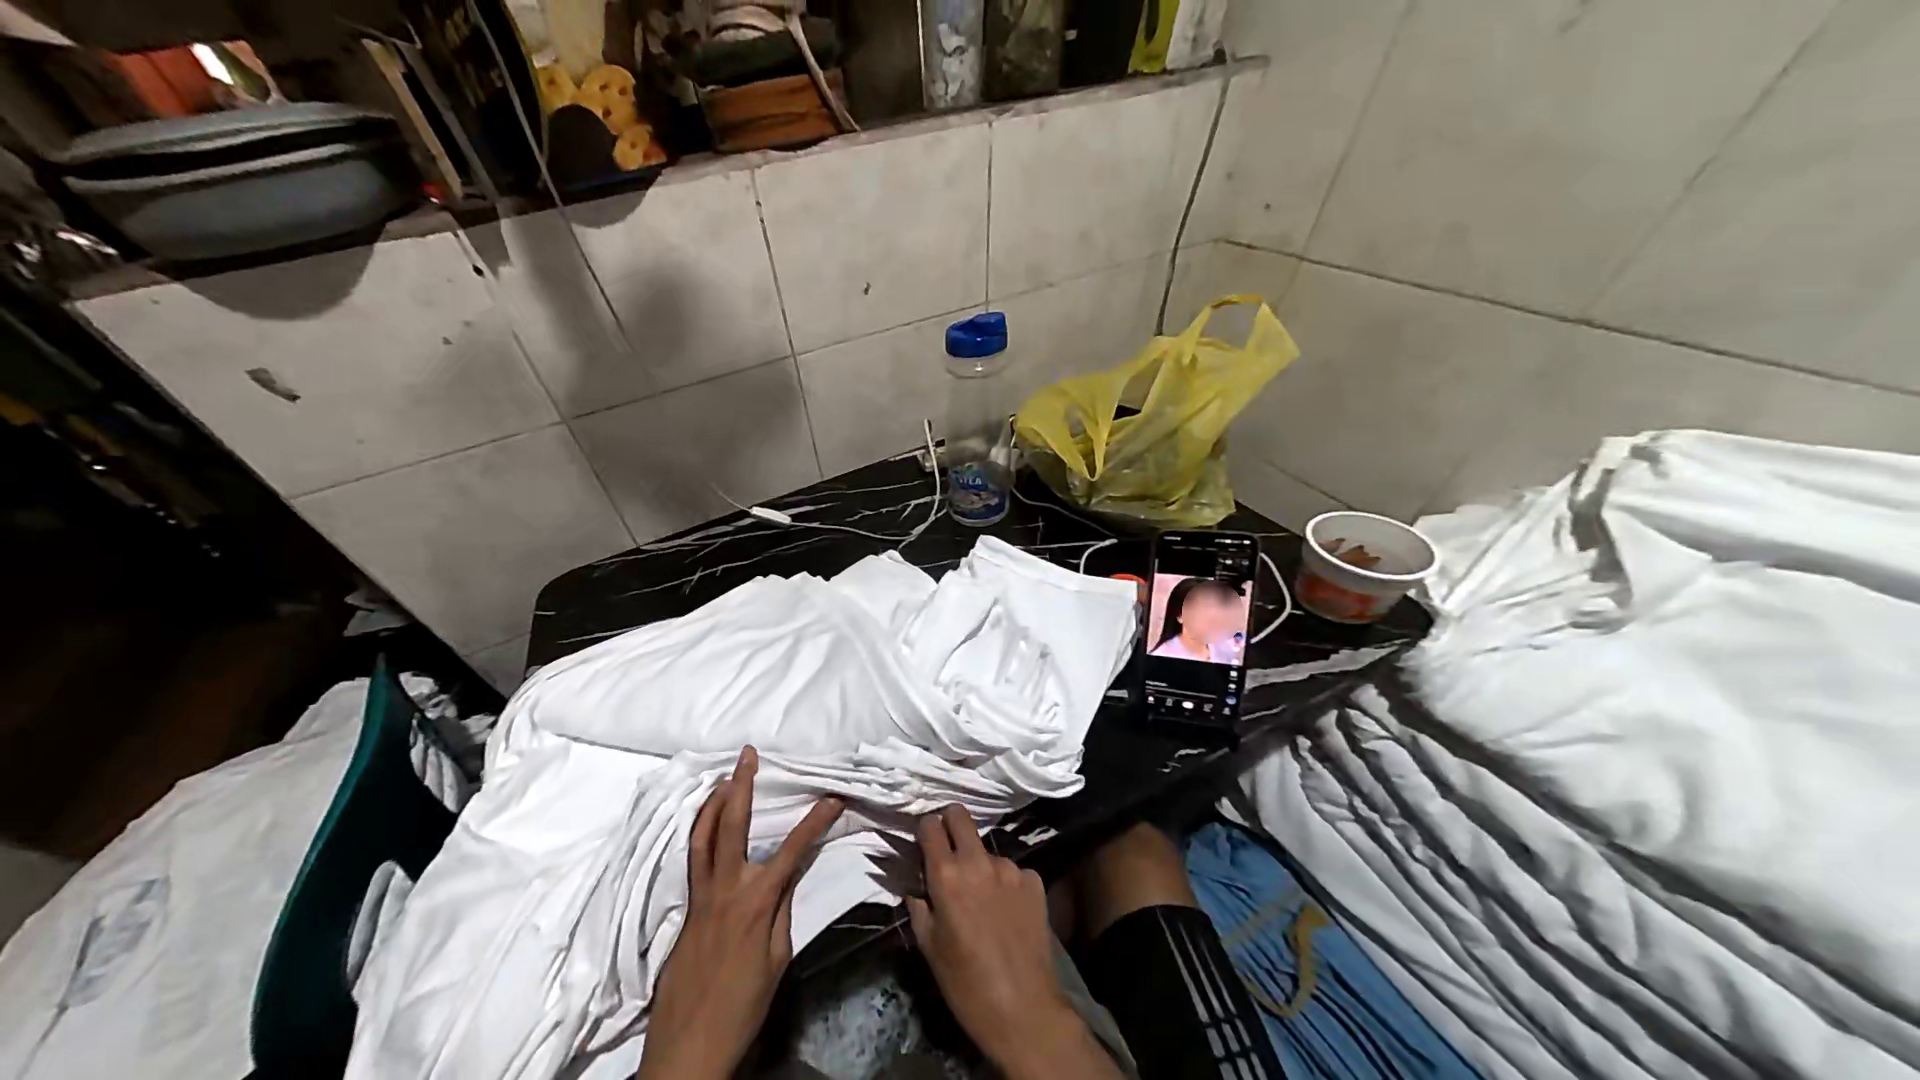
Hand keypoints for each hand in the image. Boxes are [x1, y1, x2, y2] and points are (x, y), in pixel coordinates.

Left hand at [637, 746, 843, 1079]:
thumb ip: (782, 909)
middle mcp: (724, 889)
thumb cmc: (743, 1006)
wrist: (688, 1047)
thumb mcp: (777, 959)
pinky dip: (697, 832)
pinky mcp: (684, 908)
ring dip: (713, 802)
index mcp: (755, 902)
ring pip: (702, 836)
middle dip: (742, 785)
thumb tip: (788, 874)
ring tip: (724, 776)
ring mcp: (699, 896)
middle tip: (749, 755)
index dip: (815, 820)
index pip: (793, 849)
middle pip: (732, 825)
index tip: (833, 796)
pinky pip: (691, 858)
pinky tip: (702, 823)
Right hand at [908, 806, 1122, 1079]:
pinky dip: (1006, 884)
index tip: (924, 843)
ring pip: (987, 850)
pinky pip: (1013, 871)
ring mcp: (1011, 869)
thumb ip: (919, 906)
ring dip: (980, 864)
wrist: (1024, 1010)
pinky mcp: (1034, 881)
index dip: (925, 831)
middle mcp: (978, 862)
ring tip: (982, 898)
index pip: (930, 826)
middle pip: (961, 817)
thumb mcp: (929, 947)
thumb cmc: (966, 984)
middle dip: (950, 823)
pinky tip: (1007, 911)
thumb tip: (914, 883)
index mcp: (946, 876)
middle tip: (948, 849)